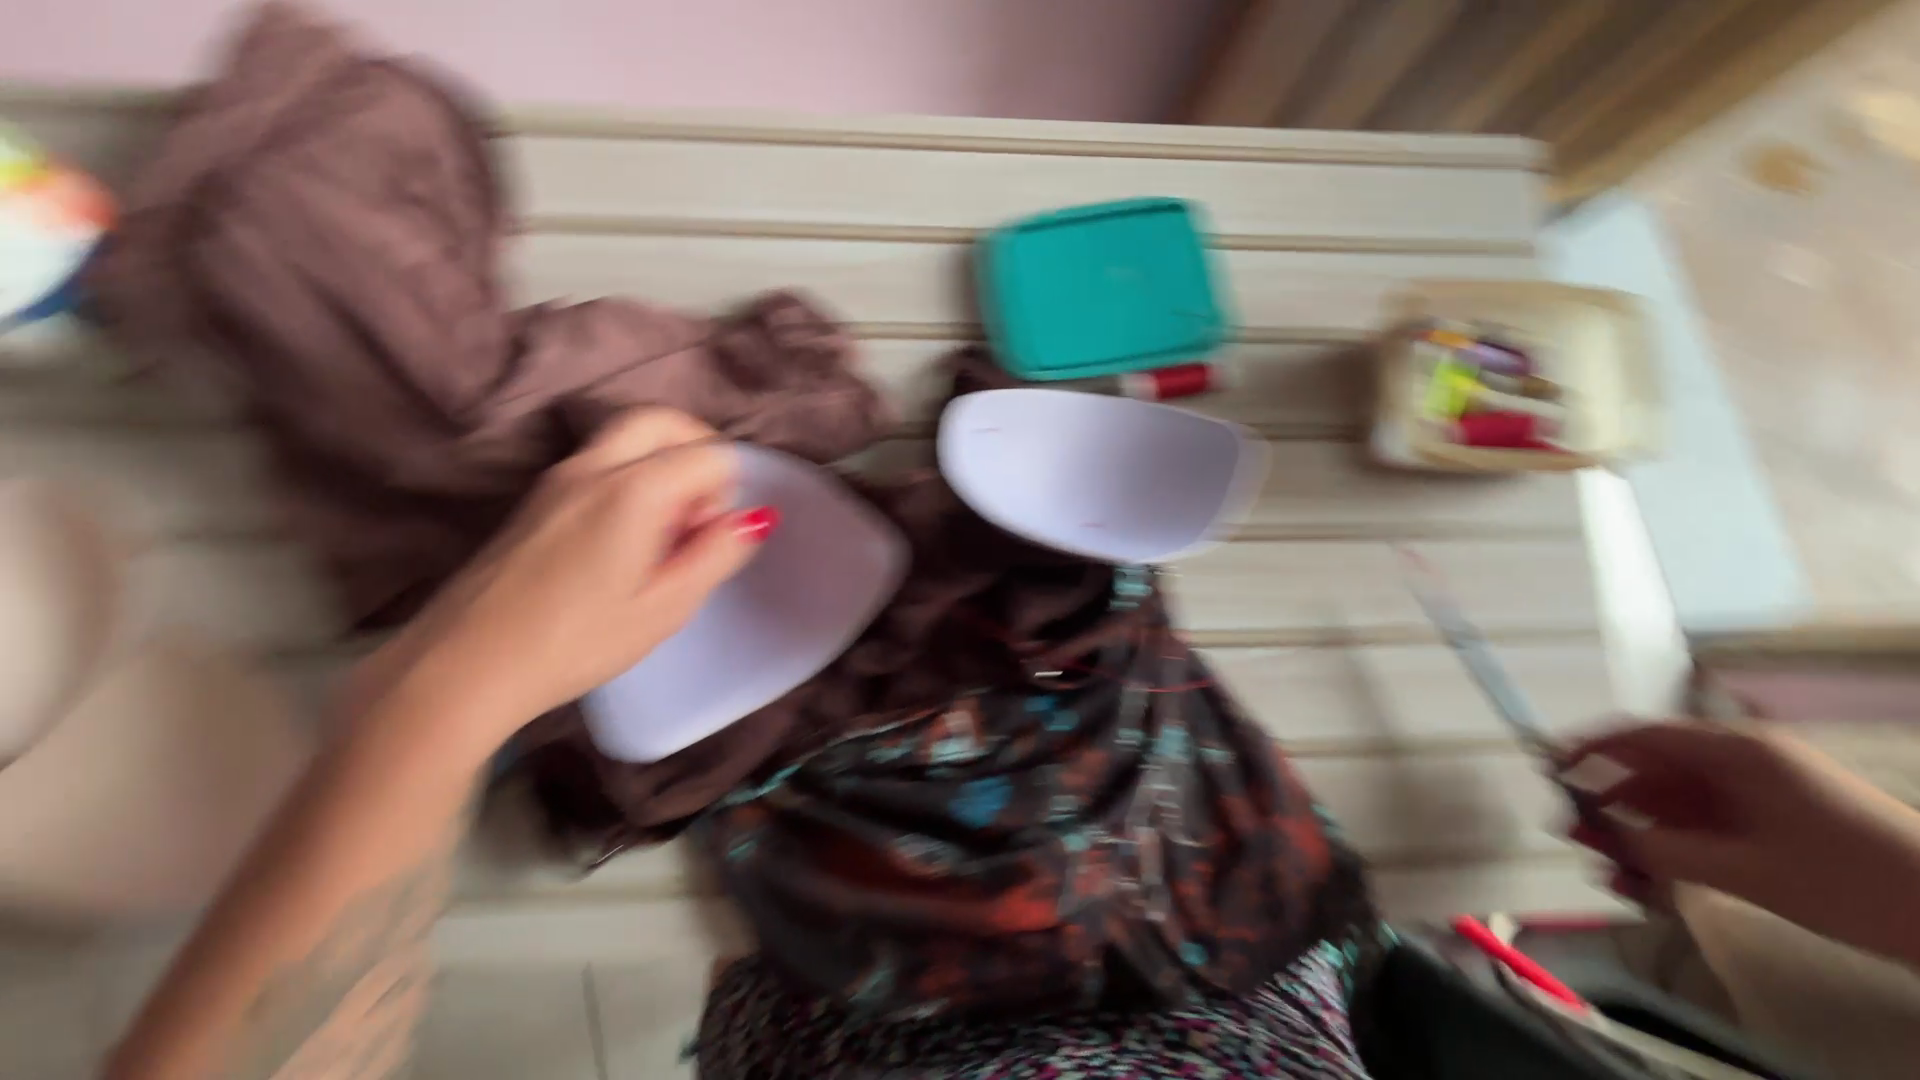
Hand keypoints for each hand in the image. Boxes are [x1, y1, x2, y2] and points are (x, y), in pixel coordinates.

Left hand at [348, 409, 773, 760]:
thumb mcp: (665, 607)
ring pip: (627, 438)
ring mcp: (556, 478)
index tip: (706, 540)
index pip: (707, 453)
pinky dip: (629, 478)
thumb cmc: (577, 642)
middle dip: (696, 451)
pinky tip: (619, 543)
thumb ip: (716, 554)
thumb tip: (754, 518)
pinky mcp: (535, 498)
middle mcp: (592, 466)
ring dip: (661, 465)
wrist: (464, 665)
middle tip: (698, 514)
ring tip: (658, 535)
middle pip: (661, 421)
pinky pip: (599, 462)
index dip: (724, 493)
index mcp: (633, 490)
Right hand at [1562, 721, 1919, 962]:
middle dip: (1606, 804)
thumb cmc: (1855, 880)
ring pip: (1669, 806)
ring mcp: (1753, 797)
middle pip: (1651, 774)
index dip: (1590, 748)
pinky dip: (1667, 850)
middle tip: (1572, 836)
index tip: (1548, 768)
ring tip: (1606, 871)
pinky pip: (1697, 829)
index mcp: (1737, 753)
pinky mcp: (1765, 826)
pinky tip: (1643, 880)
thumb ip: (1664, 851)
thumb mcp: (1749, 869)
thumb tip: (1600, 838)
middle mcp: (1739, 765)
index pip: (1644, 736)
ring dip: (1634, 834)